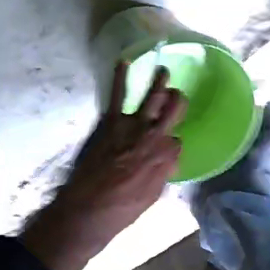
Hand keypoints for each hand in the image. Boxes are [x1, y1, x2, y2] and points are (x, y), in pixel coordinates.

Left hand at [22, 62, 185, 269]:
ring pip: (153, 97)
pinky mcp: (112, 121)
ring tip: (163, 70)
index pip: (177, 142)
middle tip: (177, 95)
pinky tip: (123, 61)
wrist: (91, 206)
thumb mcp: (153, 195)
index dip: (170, 145)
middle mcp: (156, 136)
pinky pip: (117, 94)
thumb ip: (161, 174)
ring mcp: (134, 125)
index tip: (164, 150)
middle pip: (174, 110)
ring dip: (159, 82)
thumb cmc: (123, 208)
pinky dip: (120, 76)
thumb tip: (166, 163)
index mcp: (168, 156)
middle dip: (177, 101)